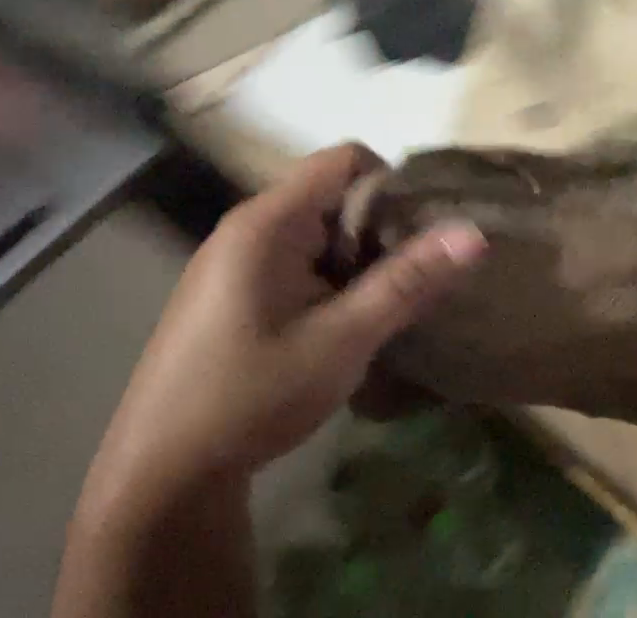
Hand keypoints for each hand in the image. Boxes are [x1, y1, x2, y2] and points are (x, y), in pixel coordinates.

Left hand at [83, 145, 484, 509]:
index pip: (345, 159)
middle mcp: (248, 227)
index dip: (392, 184)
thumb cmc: (252, 397)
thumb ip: (409, 281)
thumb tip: (475, 232)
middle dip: (380, 228)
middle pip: (335, 193)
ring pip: (321, 230)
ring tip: (380, 308)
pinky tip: (341, 326)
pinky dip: (332, 278)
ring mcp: (236, 260)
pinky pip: (300, 258)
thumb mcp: (343, 340)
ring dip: (359, 259)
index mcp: (268, 223)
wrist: (161, 476)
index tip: (418, 236)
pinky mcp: (234, 291)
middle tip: (408, 281)